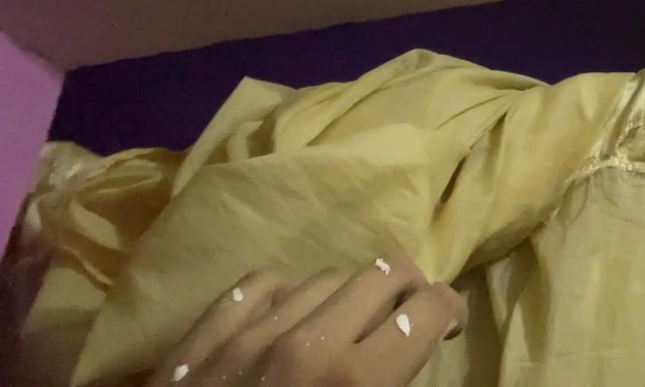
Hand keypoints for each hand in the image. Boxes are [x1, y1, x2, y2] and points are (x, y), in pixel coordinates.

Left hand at [147, 250, 466, 386]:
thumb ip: (392, 386)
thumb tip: (420, 355)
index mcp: (353, 381)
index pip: (430, 306)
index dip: (448, 311)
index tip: (446, 327)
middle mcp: (307, 344)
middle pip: (386, 269)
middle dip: (408, 289)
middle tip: (404, 318)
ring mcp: (246, 340)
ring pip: (327, 275)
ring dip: (347, 295)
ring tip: (343, 324)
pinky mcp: (196, 347)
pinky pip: (258, 286)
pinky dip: (283, 293)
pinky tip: (287, 318)